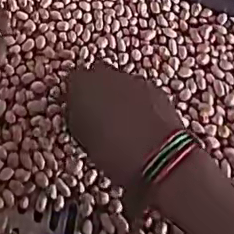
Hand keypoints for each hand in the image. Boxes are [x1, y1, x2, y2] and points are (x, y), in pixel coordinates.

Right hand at [64, 65, 186, 189]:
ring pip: (120, 81)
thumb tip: (79, 117)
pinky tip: (141, 122)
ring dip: (118, 94)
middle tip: (97, 115)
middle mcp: (105, 75)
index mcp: (81, 85)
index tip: (76, 110)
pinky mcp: (154, 88)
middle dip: (96, 90)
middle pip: (96, 75)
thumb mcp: (84, 141)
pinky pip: (140, 90)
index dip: (74, 96)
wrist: (161, 159)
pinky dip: (139, 101)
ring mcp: (132, 79)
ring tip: (122, 122)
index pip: (72, 80)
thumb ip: (78, 120)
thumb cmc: (116, 155)